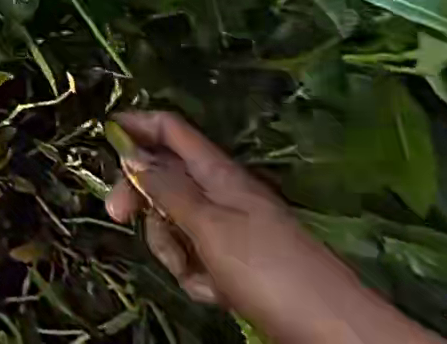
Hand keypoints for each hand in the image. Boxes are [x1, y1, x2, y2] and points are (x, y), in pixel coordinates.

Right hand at [105, 112, 445, 343]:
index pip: (169, 127)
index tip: (103, 138)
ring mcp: (231, 231)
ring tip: (192, 271)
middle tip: (117, 216)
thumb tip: (128, 151)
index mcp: (216, 172)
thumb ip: (165, 187)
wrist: (343, 339)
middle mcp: (221, 194)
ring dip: (170, 245)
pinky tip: (215, 294)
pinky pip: (197, 257)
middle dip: (140, 196)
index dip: (136, 125)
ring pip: (175, 221)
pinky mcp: (239, 267)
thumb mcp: (207, 225)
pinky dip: (197, 274)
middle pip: (164, 175)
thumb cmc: (271, 271)